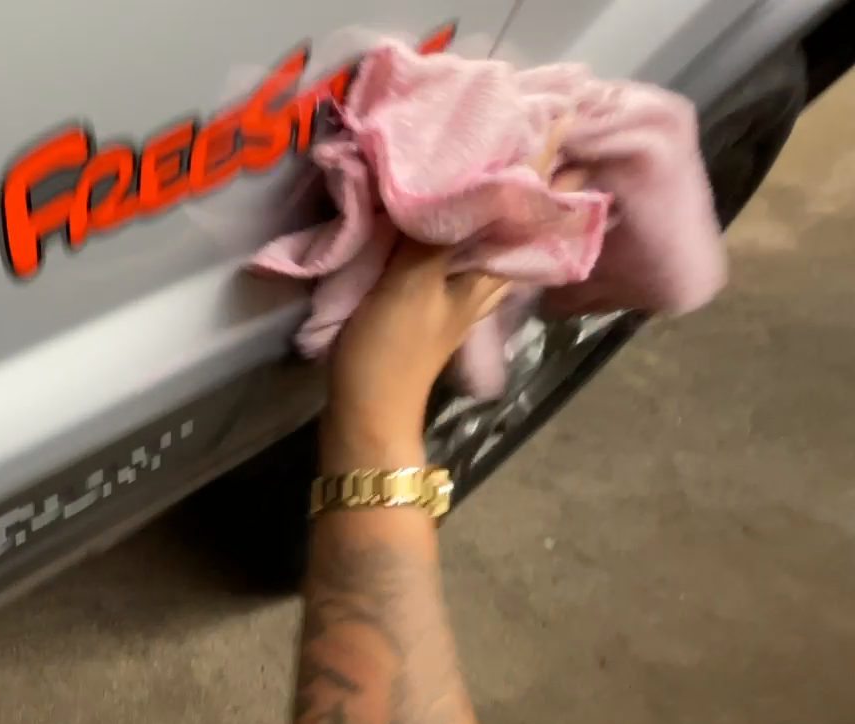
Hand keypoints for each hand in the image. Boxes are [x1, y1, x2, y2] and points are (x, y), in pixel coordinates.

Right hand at [320, 125, 580, 471]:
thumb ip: (431, 235)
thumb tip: (458, 178)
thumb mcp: (407, 287)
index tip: (556, 112)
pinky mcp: (434, 304)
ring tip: (509, 166)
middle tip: (537, 129)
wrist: (369, 410)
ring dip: (501, 203)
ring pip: (492, 236)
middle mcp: (486, 276)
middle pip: (517, 218)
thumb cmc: (389, 350)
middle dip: (530, 177)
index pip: (524, 201)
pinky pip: (460, 254)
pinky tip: (458, 223)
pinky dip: (464, 231)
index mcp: (488, 267)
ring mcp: (462, 293)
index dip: (542, 158)